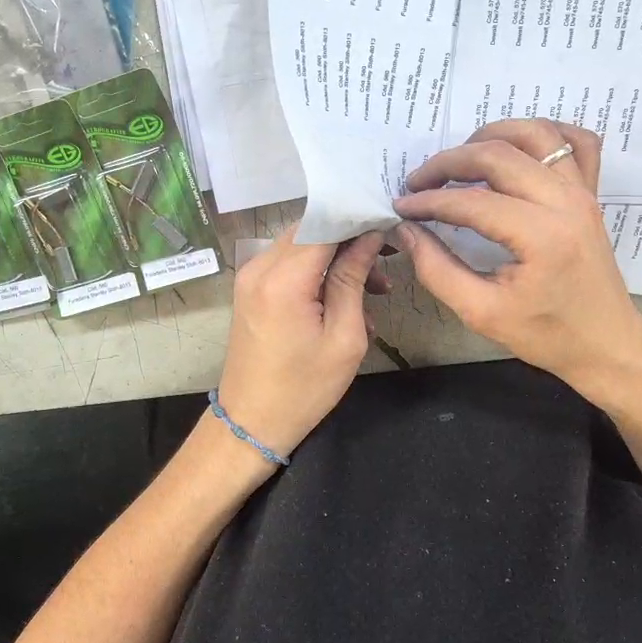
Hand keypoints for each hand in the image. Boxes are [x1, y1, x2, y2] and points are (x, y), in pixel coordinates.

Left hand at [217, 227, 387, 457]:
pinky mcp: (250, 290)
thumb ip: (353, 281)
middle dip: (351, 240)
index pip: (326, 223)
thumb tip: (370, 238)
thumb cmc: (303, 390)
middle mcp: (259, 267)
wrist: (251, 423)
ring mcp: (249, 277)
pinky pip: (288, 265)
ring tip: (373, 291)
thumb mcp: (344, 338)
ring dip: (337, 259)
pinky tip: (343, 300)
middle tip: (387, 263)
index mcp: (283, 279)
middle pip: (312, 229)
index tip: (391, 229)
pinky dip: (317, 273)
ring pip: (302, 245)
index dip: (360, 219)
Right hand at [392, 119, 641, 405]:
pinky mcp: (591, 193)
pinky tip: (516, 150)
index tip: (401, 207)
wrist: (605, 345)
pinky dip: (543, 135)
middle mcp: (566, 202)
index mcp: (541, 236)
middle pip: (499, 154)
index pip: (472, 201)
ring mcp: (583, 192)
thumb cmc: (546, 336)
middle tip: (418, 182)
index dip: (429, 201)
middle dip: (449, 162)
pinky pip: (574, 142)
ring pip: (535, 134)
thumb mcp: (482, 313)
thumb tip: (407, 232)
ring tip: (460, 160)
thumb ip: (438, 270)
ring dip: (491, 136)